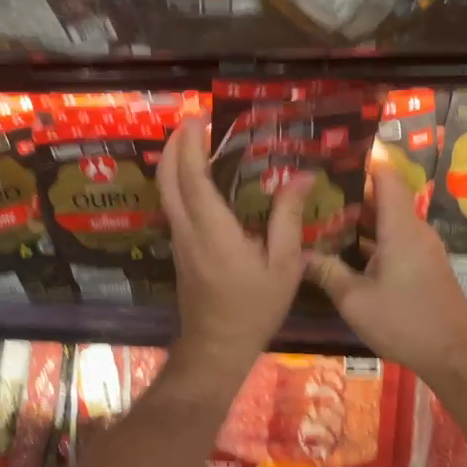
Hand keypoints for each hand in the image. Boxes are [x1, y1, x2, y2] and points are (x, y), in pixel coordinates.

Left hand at [157, 118, 312, 357]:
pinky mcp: (179, 250)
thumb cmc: (254, 309)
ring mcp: (179, 240)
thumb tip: (301, 175)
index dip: (190, 145)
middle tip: (193, 121)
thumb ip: (287, 218)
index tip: (198, 118)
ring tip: (195, 141)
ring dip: (174, 162)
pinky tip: (199, 177)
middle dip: (175, 145)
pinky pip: (173, 206)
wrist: (216, 347)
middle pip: (168, 179)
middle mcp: (187, 230)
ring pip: (165, 192)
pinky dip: (179, 182)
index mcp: (212, 231)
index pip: (192, 178)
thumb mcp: (284, 267)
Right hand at [304, 165, 466, 376]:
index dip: (366, 160)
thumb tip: (297, 254)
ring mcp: (423, 249)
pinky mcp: (425, 267)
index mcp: (400, 229)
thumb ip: (326, 272)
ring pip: (389, 221)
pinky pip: (396, 240)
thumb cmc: (404, 322)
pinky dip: (372, 238)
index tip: (338, 154)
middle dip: (352, 192)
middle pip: (385, 198)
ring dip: (360, 219)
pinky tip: (346, 251)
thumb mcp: (354, 300)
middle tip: (316, 191)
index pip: (387, 177)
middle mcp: (415, 231)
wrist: (455, 356)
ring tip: (324, 219)